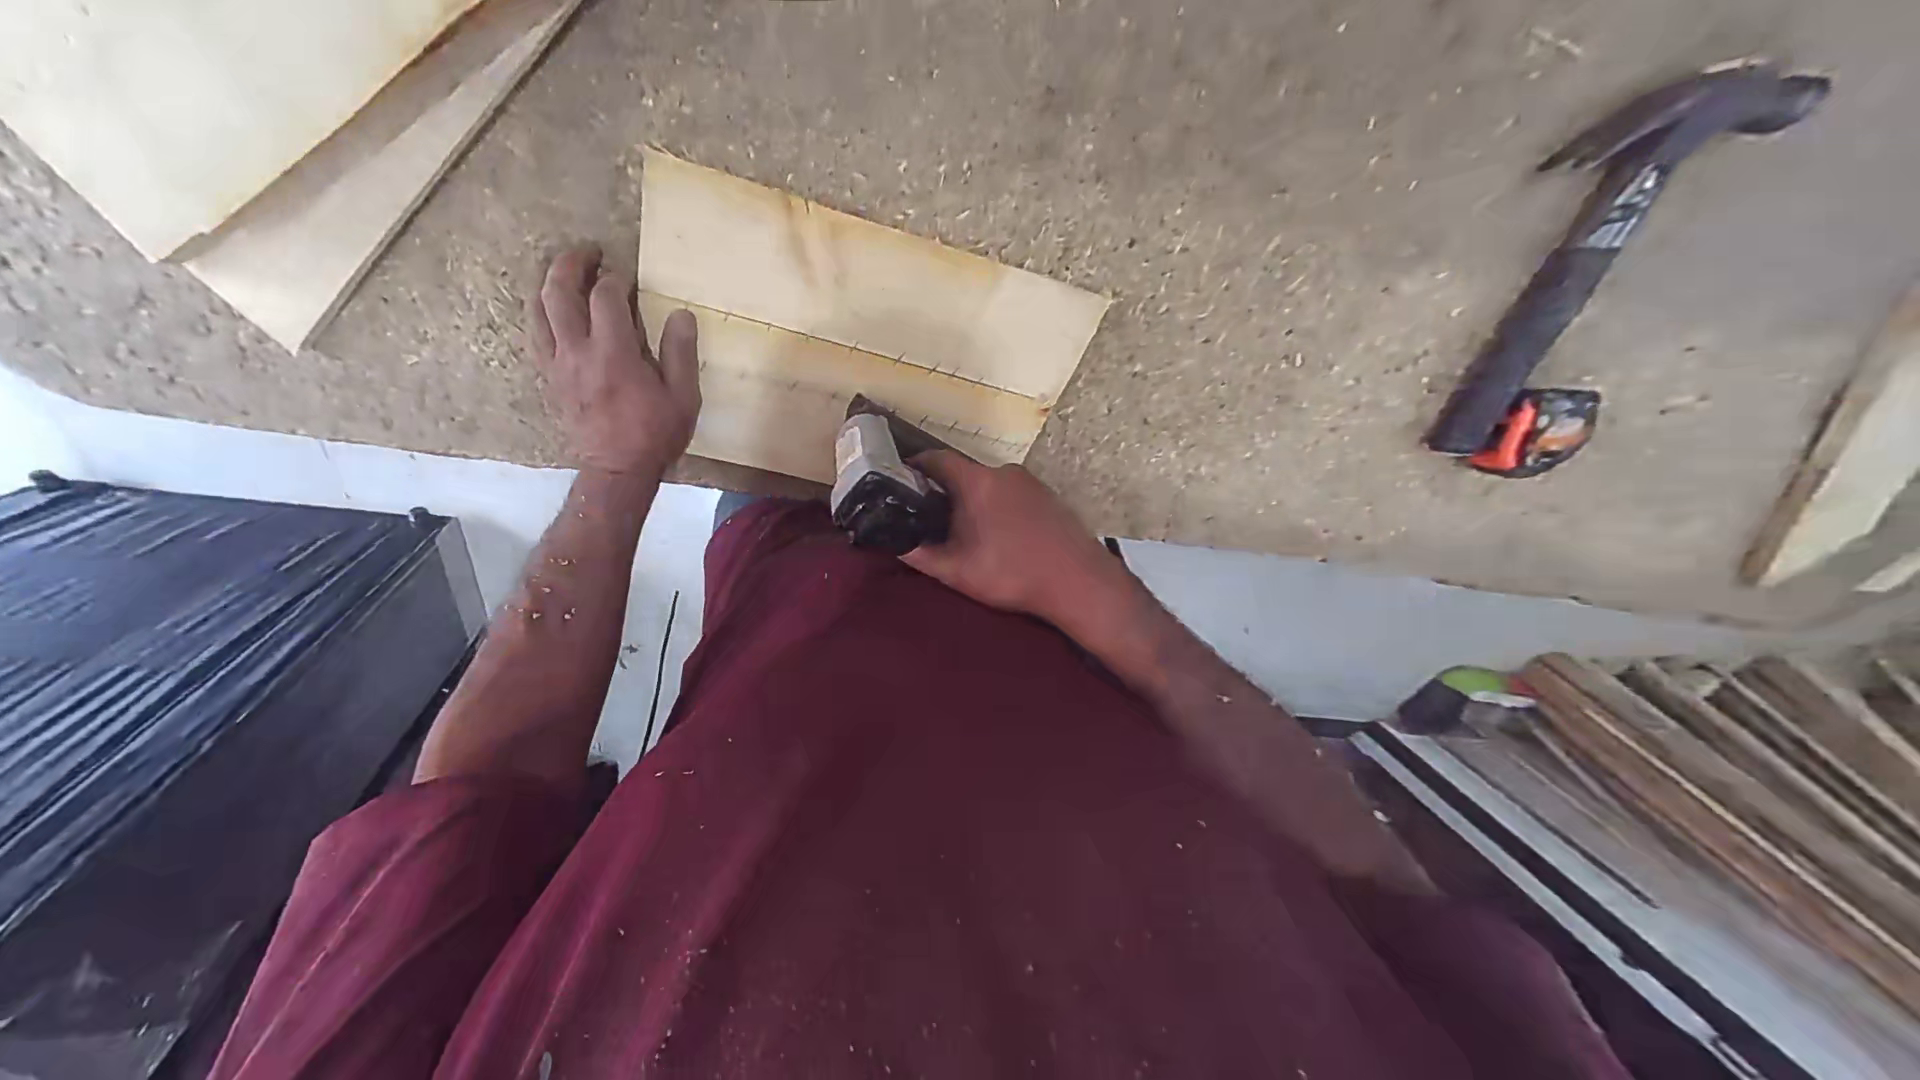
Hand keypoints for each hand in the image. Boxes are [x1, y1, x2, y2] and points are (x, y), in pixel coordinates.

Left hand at [529, 246, 700, 475]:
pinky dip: (541, 314)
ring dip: (548, 283)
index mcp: (614, 353)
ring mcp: (556, 365)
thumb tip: (681, 313)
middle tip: (588, 252)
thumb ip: (681, 352)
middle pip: (559, 292)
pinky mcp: (548, 378)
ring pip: (538, 310)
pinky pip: (534, 335)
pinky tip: (553, 311)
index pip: (606, 298)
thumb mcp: (684, 397)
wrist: (617, 471)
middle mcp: (577, 352)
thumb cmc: (655, 435)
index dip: (617, 280)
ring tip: (564, 273)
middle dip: (571, 265)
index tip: (629, 278)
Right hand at [901, 451, 1137, 625]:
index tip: (902, 480)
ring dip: (975, 503)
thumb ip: (920, 555)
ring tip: (968, 534)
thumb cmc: (1013, 574)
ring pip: (990, 485)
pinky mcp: (1049, 496)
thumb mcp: (957, 571)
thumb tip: (896, 544)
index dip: (915, 467)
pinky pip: (1013, 494)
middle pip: (964, 474)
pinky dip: (999, 508)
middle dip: (946, 493)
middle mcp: (1004, 472)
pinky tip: (1002, 536)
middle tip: (932, 520)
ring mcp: (1030, 482)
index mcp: (977, 482)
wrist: (1078, 582)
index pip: (937, 459)